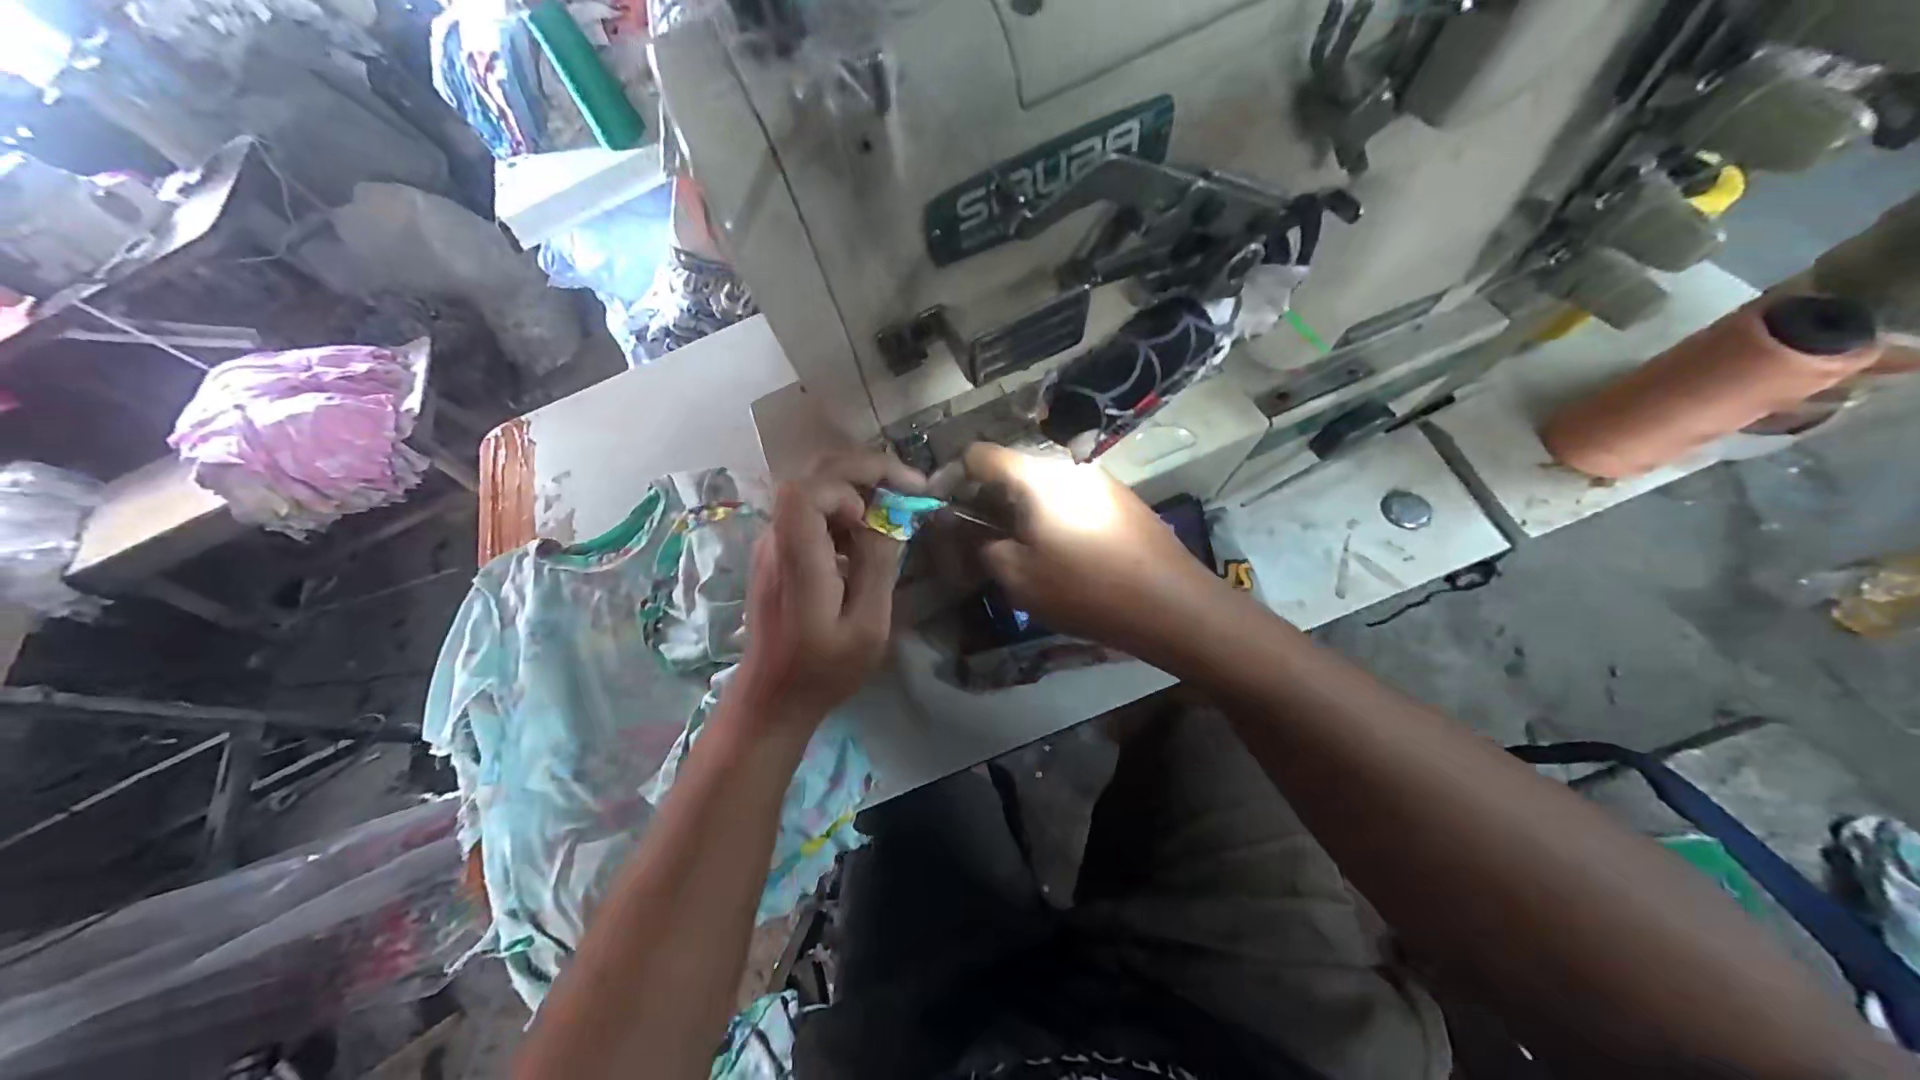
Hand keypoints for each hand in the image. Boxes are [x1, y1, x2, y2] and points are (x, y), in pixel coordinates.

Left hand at [732, 451, 927, 726]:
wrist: (773, 695)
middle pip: (812, 475)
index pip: (806, 489)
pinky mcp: (777, 551)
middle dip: (865, 470)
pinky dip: (846, 508)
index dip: (849, 483)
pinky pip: (812, 511)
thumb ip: (878, 566)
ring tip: (898, 505)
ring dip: (859, 487)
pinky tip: (870, 532)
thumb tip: (888, 516)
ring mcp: (772, 543)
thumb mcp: (868, 627)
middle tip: (910, 485)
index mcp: (795, 558)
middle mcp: (776, 540)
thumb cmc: (823, 670)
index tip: (883, 508)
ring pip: (813, 488)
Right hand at [961, 442, 1234, 662]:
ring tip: (1021, 550)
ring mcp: (1099, 481)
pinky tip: (1061, 553)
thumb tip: (965, 527)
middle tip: (980, 540)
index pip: (978, 455)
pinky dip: (1052, 517)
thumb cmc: (1085, 589)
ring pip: (1043, 486)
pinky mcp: (1121, 500)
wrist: (1172, 604)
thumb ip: (981, 545)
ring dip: (1021, 510)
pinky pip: (1071, 499)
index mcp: (1036, 476)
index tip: (945, 511)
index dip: (952, 478)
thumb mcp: (1018, 576)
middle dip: (987, 499)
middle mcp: (1068, 466)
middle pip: (1012, 469)